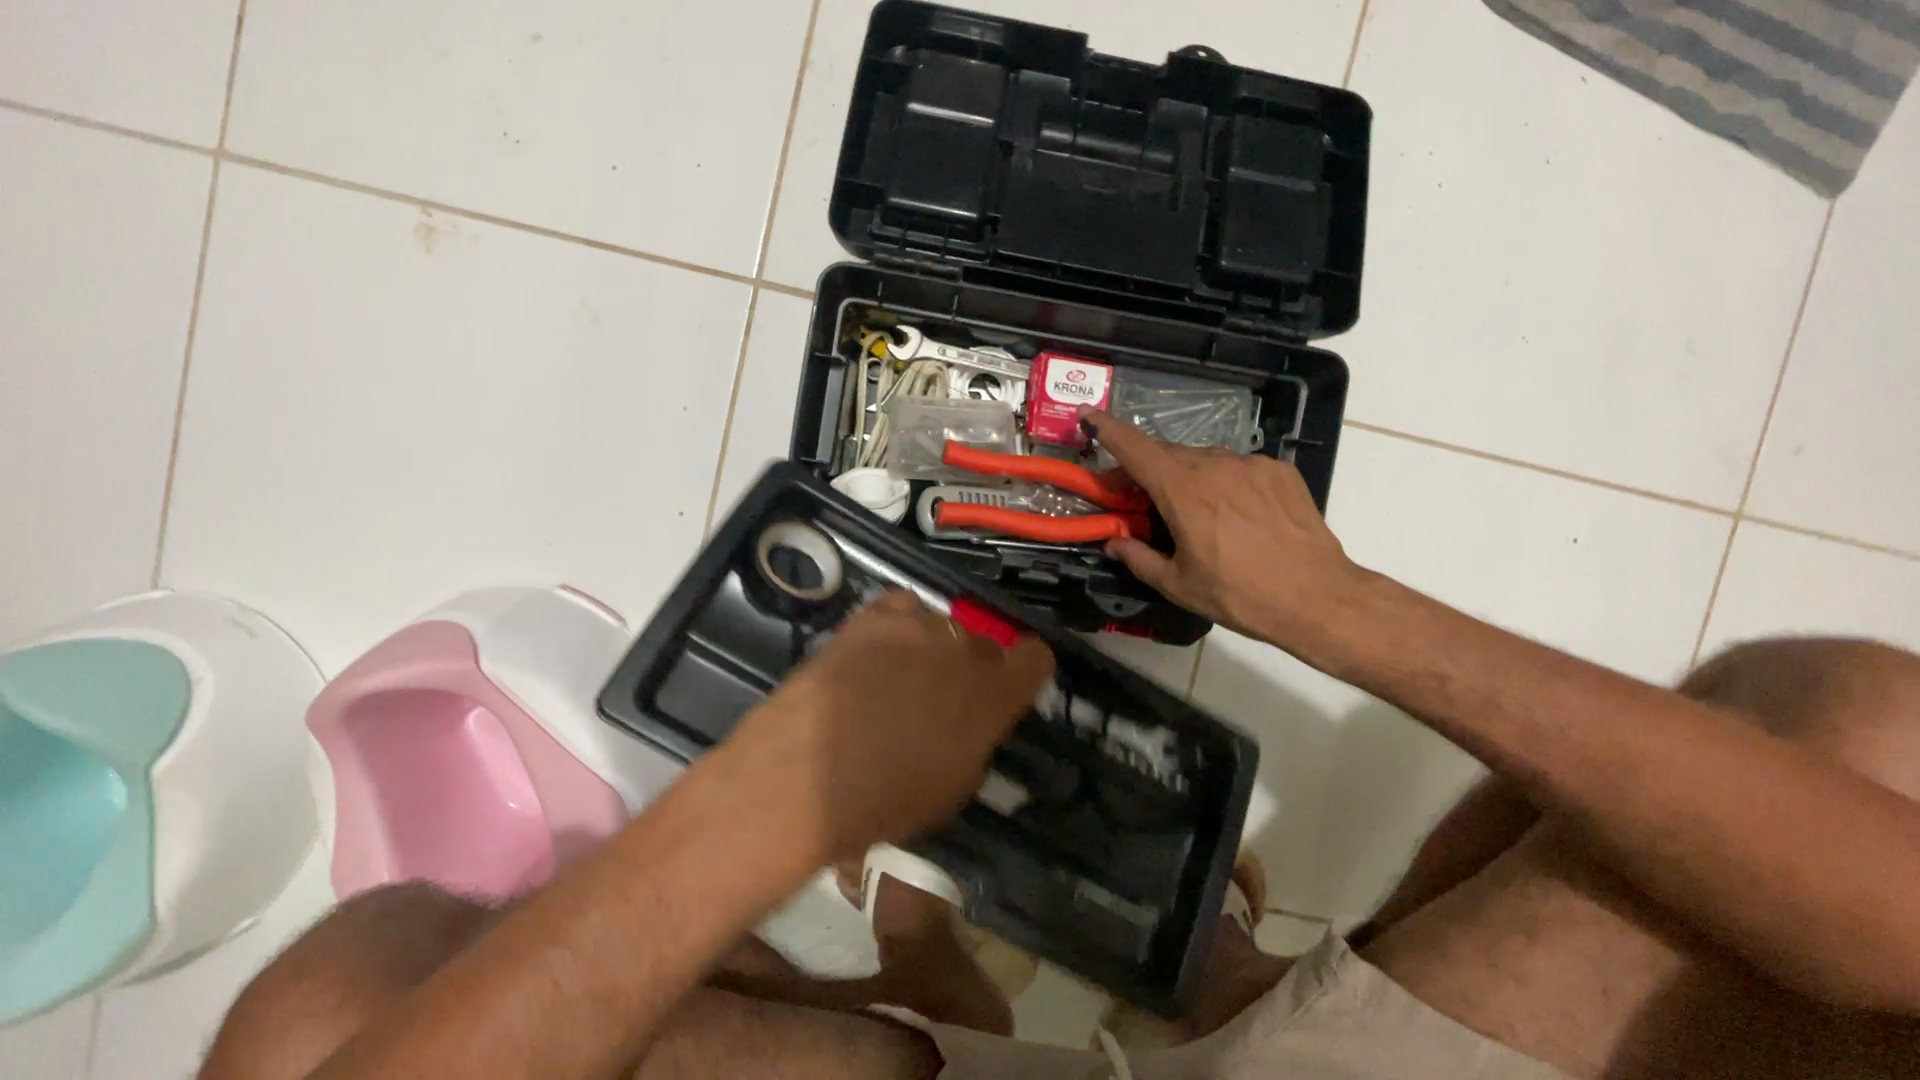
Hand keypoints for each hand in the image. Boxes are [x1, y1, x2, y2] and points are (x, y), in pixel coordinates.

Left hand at [721, 592, 1054, 863]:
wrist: (802, 776)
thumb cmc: (885, 799)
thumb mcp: (953, 787)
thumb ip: (976, 741)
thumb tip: (970, 725)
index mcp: (993, 694)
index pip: (1036, 658)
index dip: (1026, 672)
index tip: (1011, 689)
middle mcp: (962, 650)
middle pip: (985, 644)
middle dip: (973, 669)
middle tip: (944, 701)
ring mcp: (914, 627)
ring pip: (942, 627)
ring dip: (933, 649)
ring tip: (902, 678)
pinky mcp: (869, 618)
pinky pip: (901, 608)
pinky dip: (899, 626)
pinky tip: (881, 652)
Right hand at [1081, 408, 1373, 653]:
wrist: (1318, 597)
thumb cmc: (1241, 596)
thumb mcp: (1180, 585)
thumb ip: (1139, 559)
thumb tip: (1114, 544)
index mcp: (1183, 492)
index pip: (1136, 449)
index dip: (1108, 429)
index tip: (1089, 415)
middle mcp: (1215, 466)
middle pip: (1168, 455)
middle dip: (1147, 468)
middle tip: (1137, 495)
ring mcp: (1252, 465)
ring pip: (1205, 460)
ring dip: (1187, 477)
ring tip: (1193, 511)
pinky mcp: (1280, 471)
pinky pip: (1240, 468)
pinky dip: (1225, 482)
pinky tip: (1235, 514)